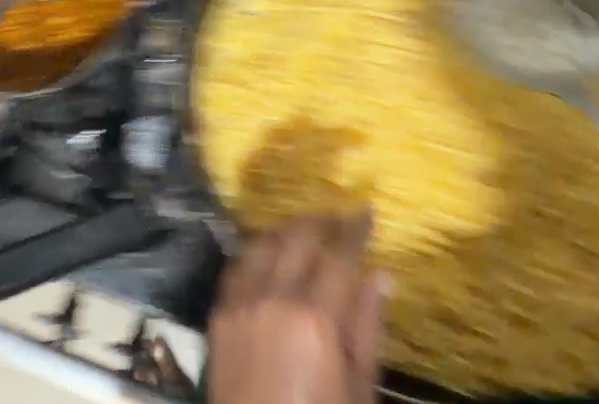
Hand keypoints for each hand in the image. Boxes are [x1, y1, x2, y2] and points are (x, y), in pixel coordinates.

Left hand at [207, 214, 391, 403]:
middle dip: (319, 221)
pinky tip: (269, 255)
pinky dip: (255, 252)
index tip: (367, 211)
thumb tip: (381, 275)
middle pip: (295, 240)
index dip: (354, 231)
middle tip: (338, 217)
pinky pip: (236, 268)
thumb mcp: (359, 387)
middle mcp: (272, 299)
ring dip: (285, 232)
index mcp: (315, 320)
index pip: (338, 258)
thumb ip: (367, 326)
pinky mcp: (217, 316)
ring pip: (260, 246)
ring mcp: (239, 305)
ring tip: (306, 231)